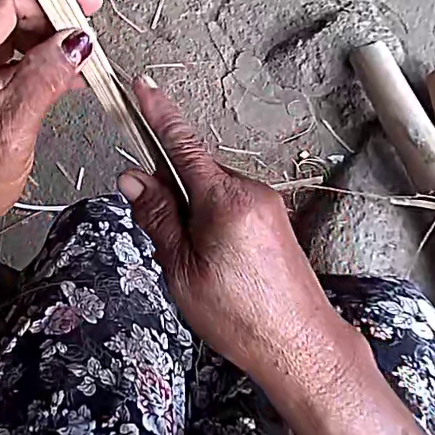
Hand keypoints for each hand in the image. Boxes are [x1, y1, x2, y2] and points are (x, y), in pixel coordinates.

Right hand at [118, 77, 361, 398]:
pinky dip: (211, 218)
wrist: (302, 347)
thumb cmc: (242, 317)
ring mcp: (266, 203)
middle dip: (170, 193)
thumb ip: (157, 217)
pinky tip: (215, 258)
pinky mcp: (274, 217)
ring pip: (211, 189)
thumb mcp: (183, 270)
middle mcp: (250, 191)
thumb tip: (133, 179)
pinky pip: (230, 202)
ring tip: (196, 262)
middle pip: (194, 171)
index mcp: (224, 200)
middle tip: (163, 238)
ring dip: (192, 211)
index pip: (180, 145)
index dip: (157, 113)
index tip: (142, 87)